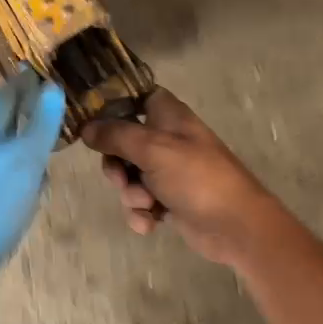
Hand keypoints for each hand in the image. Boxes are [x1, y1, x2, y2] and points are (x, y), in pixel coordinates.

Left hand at [0, 71, 65, 323]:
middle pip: (3, 115)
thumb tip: (52, 86)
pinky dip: (19, 168)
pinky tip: (32, 182)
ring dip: (22, 138)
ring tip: (45, 138)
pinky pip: (3, 172)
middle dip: (25, 107)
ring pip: (3, 144)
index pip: (9, 90)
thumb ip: (42, 122)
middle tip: (51, 103)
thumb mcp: (27, 158)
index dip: (29, 82)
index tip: (50, 74)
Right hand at [81, 88, 287, 267]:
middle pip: (121, 142)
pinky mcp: (169, 199)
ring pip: (129, 175)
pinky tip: (152, 223)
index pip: (131, 97)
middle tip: (121, 178)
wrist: (237, 226)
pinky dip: (142, 213)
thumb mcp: (152, 149)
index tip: (91, 125)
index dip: (110, 108)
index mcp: (166, 114)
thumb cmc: (196, 176)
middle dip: (117, 166)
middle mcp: (165, 137)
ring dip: (131, 193)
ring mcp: (168, 170)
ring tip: (147, 203)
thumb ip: (115, 135)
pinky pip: (141, 201)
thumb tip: (86, 128)